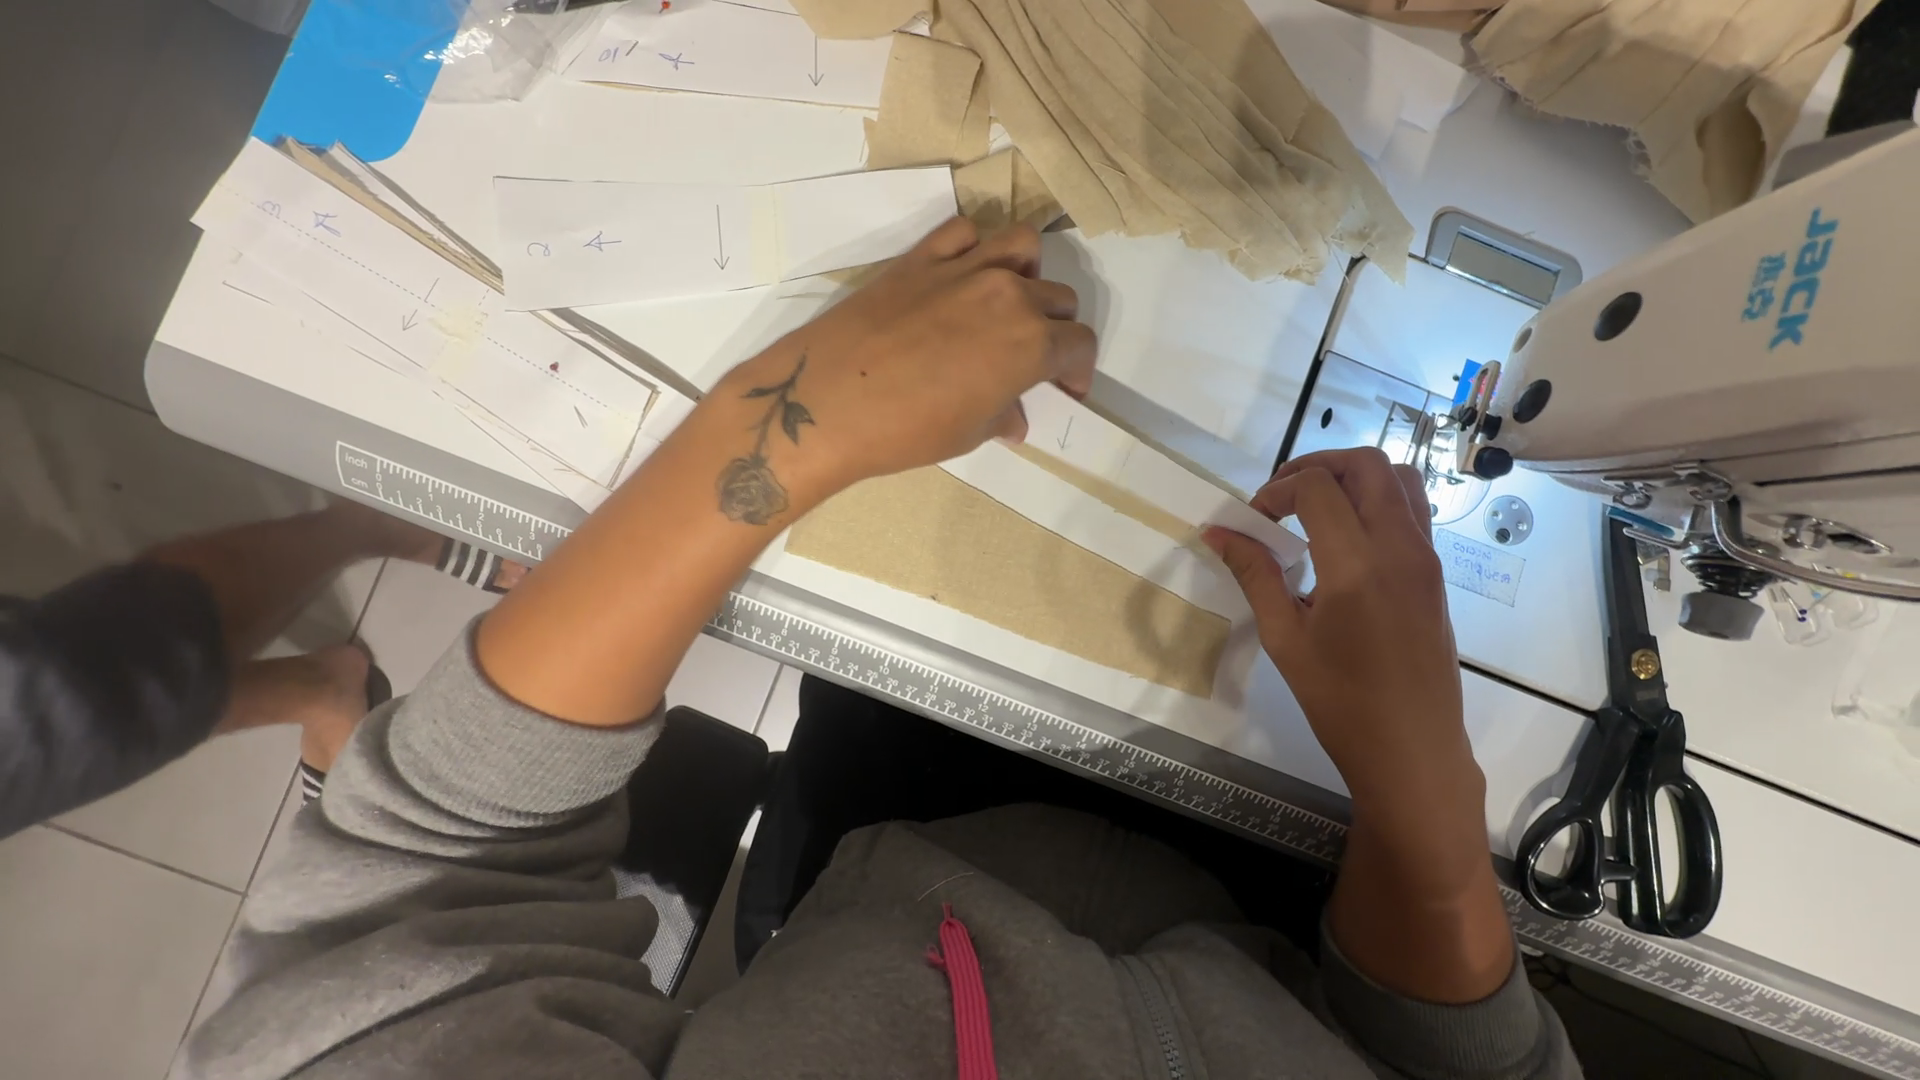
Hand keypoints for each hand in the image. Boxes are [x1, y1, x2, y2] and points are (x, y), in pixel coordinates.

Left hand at [700, 218, 1096, 519]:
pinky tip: (964, 277)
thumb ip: (1002, 416)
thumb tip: (1014, 418)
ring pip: (1023, 247)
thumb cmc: (906, 431)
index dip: (1078, 370)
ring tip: (1009, 303)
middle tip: (1032, 358)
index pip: (1078, 344)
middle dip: (1056, 330)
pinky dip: (976, 248)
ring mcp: (964, 268)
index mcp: (1031, 344)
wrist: (827, 401)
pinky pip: (965, 232)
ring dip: (1029, 275)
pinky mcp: (921, 257)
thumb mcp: (967, 434)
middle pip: (1058, 298)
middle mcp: (1008, 295)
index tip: (1065, 388)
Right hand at [1203, 448, 1477, 811]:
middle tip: (1280, 496)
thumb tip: (1216, 533)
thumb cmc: (1338, 700)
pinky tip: (1344, 538)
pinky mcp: (1436, 573)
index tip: (1253, 521)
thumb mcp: (1284, 637)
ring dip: (1352, 477)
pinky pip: (1412, 510)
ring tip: (1314, 506)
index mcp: (1357, 565)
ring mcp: (1426, 558)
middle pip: (1365, 465)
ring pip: (1398, 478)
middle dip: (1316, 465)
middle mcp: (1400, 548)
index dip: (1276, 490)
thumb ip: (1254, 574)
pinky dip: (1376, 500)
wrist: (1412, 749)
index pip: (1317, 487)